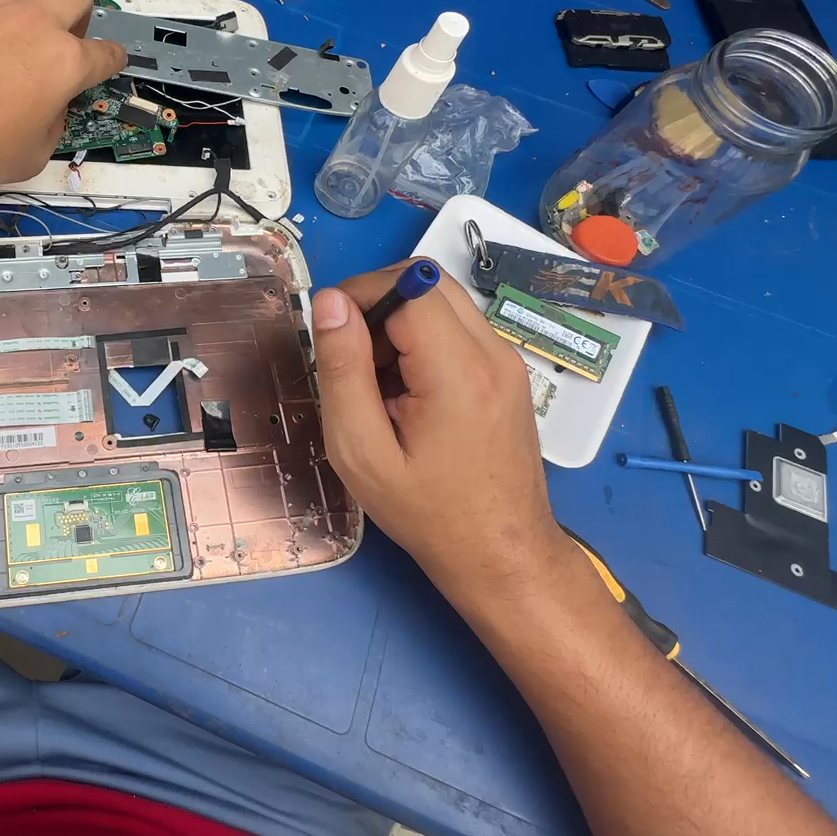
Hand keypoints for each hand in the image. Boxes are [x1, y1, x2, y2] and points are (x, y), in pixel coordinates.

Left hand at [0, 0, 126, 189]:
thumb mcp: (32, 157)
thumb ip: (52, 127)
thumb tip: (49, 112)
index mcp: (67, 65)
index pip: (106, 55)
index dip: (110, 61)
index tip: (106, 64)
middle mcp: (39, 24)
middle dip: (79, 15)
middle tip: (66, 36)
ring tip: (24, 21)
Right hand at [311, 261, 568, 605]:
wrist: (501, 554)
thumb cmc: (426, 511)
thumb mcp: (361, 449)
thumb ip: (342, 370)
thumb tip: (329, 302)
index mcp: (460, 371)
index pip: (408, 286)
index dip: (359, 296)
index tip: (330, 337)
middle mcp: (494, 352)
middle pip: (428, 281)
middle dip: (376, 302)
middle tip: (350, 358)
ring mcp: (507, 360)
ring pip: (441, 299)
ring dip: (397, 321)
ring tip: (376, 381)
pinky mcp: (506, 371)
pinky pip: (455, 326)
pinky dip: (419, 338)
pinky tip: (404, 389)